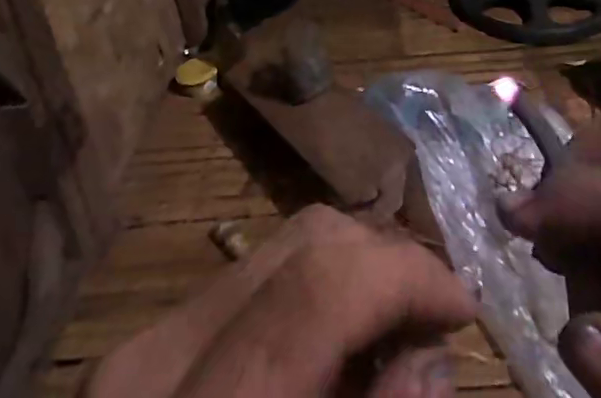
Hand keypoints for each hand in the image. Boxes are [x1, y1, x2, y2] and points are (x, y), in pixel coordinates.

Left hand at [88, 205, 474, 397]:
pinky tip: (327, 351)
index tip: (462, 307)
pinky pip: (244, 284)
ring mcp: (139, 345)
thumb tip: (429, 354)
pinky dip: (305, 299)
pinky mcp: (138, 347)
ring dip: (349, 275)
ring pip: (274, 250)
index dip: (406, 275)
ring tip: (386, 334)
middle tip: (430, 323)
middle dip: (384, 262)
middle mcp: (157, 358)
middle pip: (301, 241)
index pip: (318, 288)